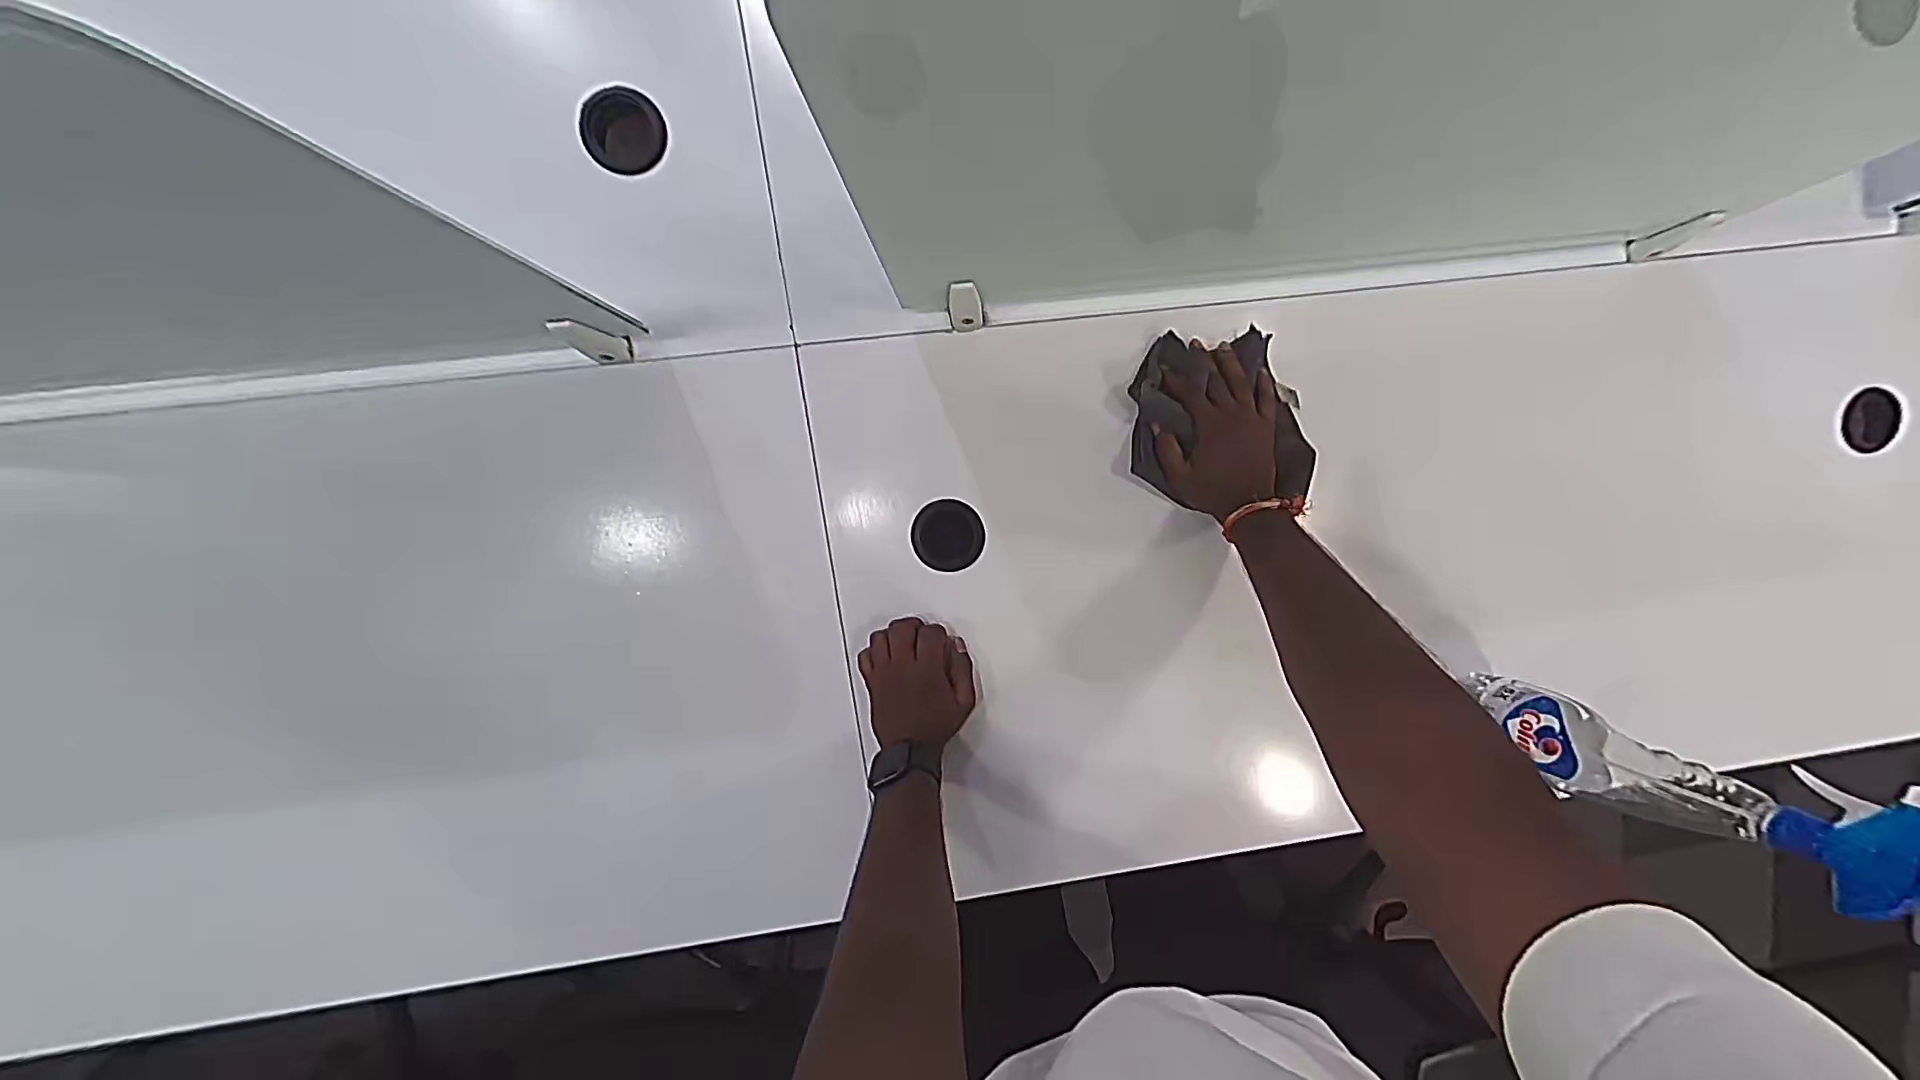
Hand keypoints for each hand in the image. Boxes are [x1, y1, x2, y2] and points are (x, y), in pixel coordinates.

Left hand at [858, 617, 976, 748]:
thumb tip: (957, 648)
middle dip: (914, 625)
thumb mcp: (964, 701)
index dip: (938, 632)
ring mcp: (884, 674)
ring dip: (892, 634)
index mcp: (927, 670)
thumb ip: (963, 670)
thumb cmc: (934, 728)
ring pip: (880, 637)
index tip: (941, 639)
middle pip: (902, 628)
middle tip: (920, 633)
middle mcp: (903, 667)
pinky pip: (865, 656)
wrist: (909, 750)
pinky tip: (885, 655)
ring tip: (902, 641)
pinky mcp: (872, 682)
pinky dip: (873, 651)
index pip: (930, 632)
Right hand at [1153, 342, 1281, 522]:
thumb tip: (1160, 428)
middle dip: (1202, 361)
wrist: (1249, 504)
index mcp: (1210, 425)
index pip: (1189, 394)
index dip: (1176, 380)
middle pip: (1216, 380)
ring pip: (1241, 383)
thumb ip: (1168, 450)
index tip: (1166, 372)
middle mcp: (1232, 416)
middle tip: (1196, 348)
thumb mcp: (1180, 476)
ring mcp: (1251, 419)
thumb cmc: (1216, 491)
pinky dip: (1263, 384)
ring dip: (1230, 363)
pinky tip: (1260, 373)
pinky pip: (1266, 399)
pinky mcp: (1265, 427)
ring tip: (1223, 349)